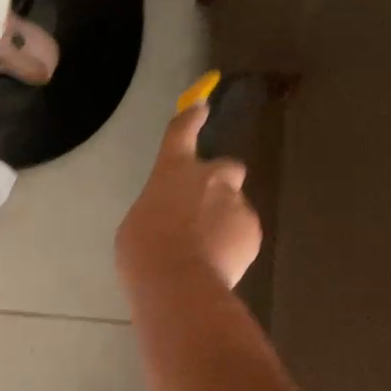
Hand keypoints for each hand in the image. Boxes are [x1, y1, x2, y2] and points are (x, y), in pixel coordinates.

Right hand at [116, 102, 260, 289]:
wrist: (179, 285)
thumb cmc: (144, 253)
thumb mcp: (137, 225)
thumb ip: (159, 209)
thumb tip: (170, 215)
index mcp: (173, 172)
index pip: (181, 133)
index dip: (190, 117)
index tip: (199, 106)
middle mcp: (210, 179)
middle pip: (226, 168)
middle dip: (218, 184)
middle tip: (203, 211)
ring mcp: (236, 204)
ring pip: (234, 207)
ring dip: (222, 222)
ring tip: (203, 253)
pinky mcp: (253, 231)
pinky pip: (242, 234)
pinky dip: (232, 246)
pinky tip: (215, 266)